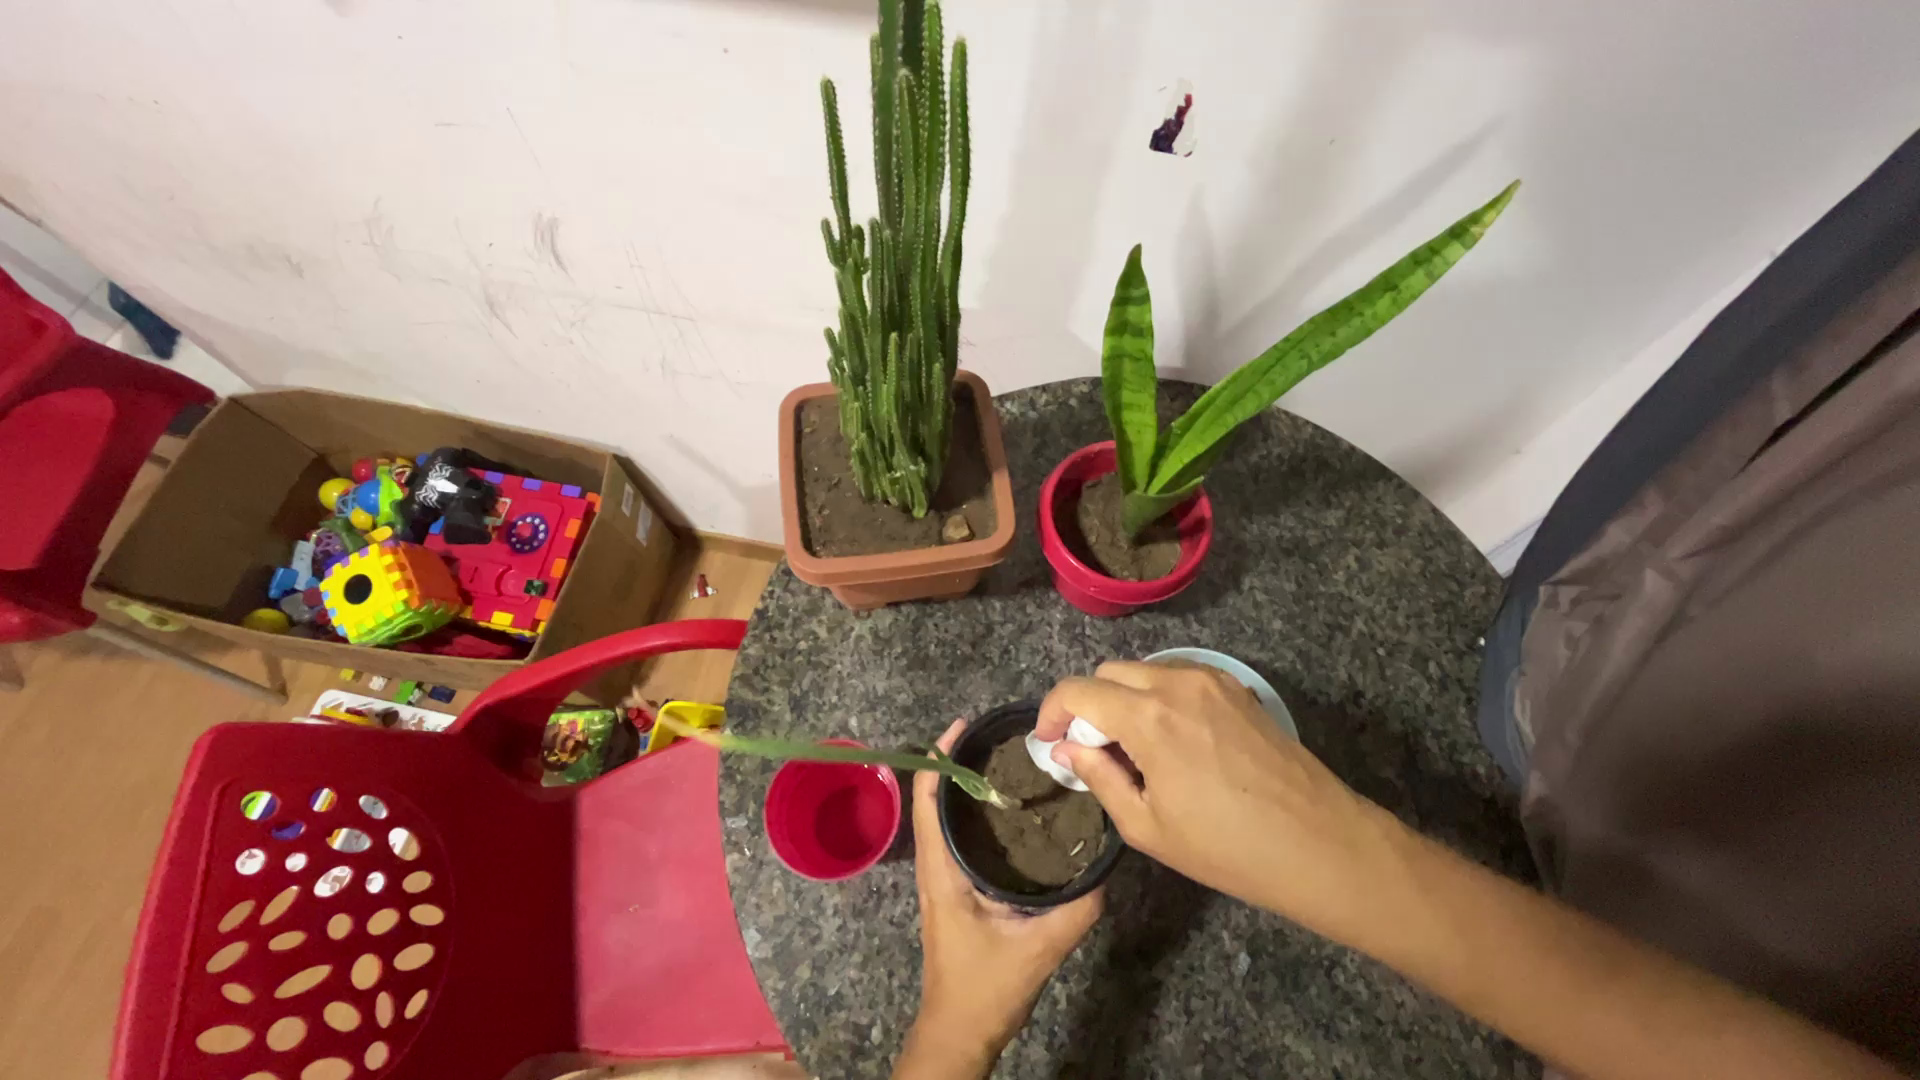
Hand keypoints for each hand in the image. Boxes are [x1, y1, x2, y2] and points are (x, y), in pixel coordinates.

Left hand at [896, 719, 1103, 1078]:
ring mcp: (941, 877)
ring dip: (963, 786)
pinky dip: (972, 812)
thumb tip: (1106, 866)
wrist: (959, 1032)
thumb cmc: (985, 989)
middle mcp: (934, 865)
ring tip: (1002, 761)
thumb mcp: (1038, 948)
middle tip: (995, 737)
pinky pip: (955, 836)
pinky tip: (1005, 810)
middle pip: (933, 800)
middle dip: (956, 763)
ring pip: (943, 817)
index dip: (938, 759)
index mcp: (941, 870)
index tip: (961, 727)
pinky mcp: (953, 888)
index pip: (928, 800)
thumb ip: (1075, 909)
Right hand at [1037, 661, 1406, 943]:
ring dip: (1123, 698)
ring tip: (1134, 748)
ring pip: (1143, 671)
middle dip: (1088, 705)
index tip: (1048, 742)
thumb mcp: (1148, 826)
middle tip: (1093, 751)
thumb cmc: (1227, 847)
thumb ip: (1099, 777)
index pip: (1077, 691)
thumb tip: (1066, 750)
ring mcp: (1210, 680)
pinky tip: (1172, 739)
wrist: (1319, 843)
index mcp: (1147, 716)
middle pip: (1107, 673)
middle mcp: (1175, 683)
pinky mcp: (1235, 687)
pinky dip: (1157, 697)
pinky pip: (1177, 677)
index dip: (1051, 712)